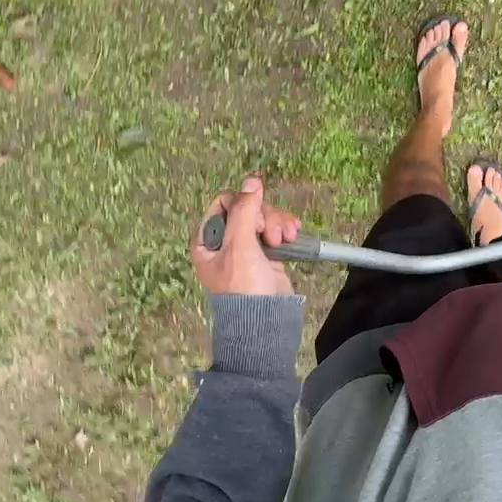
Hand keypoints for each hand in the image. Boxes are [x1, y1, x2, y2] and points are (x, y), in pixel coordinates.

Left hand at [190, 175, 297, 296]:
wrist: (265, 321)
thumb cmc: (244, 286)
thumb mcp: (240, 246)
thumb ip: (245, 211)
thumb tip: (251, 179)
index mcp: (207, 239)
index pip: (224, 203)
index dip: (243, 205)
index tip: (254, 222)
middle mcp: (225, 240)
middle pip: (248, 207)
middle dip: (264, 217)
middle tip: (270, 235)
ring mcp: (247, 246)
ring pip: (264, 216)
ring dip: (278, 222)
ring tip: (286, 238)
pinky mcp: (266, 252)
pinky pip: (275, 228)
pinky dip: (285, 228)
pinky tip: (293, 235)